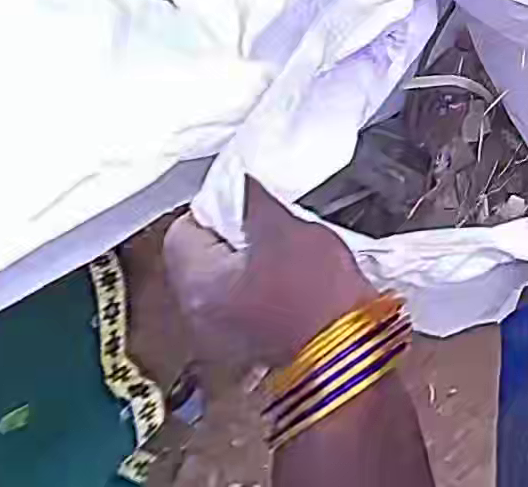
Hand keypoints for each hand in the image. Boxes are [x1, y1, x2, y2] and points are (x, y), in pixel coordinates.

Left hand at [163, 177, 376, 362]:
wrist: (346, 348)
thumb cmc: (310, 284)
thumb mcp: (283, 226)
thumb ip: (253, 198)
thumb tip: (239, 178)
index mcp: (196, 287)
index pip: (181, 231)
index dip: (212, 208)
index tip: (247, 199)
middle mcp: (196, 317)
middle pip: (200, 255)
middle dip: (231, 231)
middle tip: (267, 216)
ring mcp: (220, 337)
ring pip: (223, 278)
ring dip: (248, 256)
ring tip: (283, 240)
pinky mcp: (248, 345)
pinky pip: (241, 300)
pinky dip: (259, 281)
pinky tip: (290, 271)